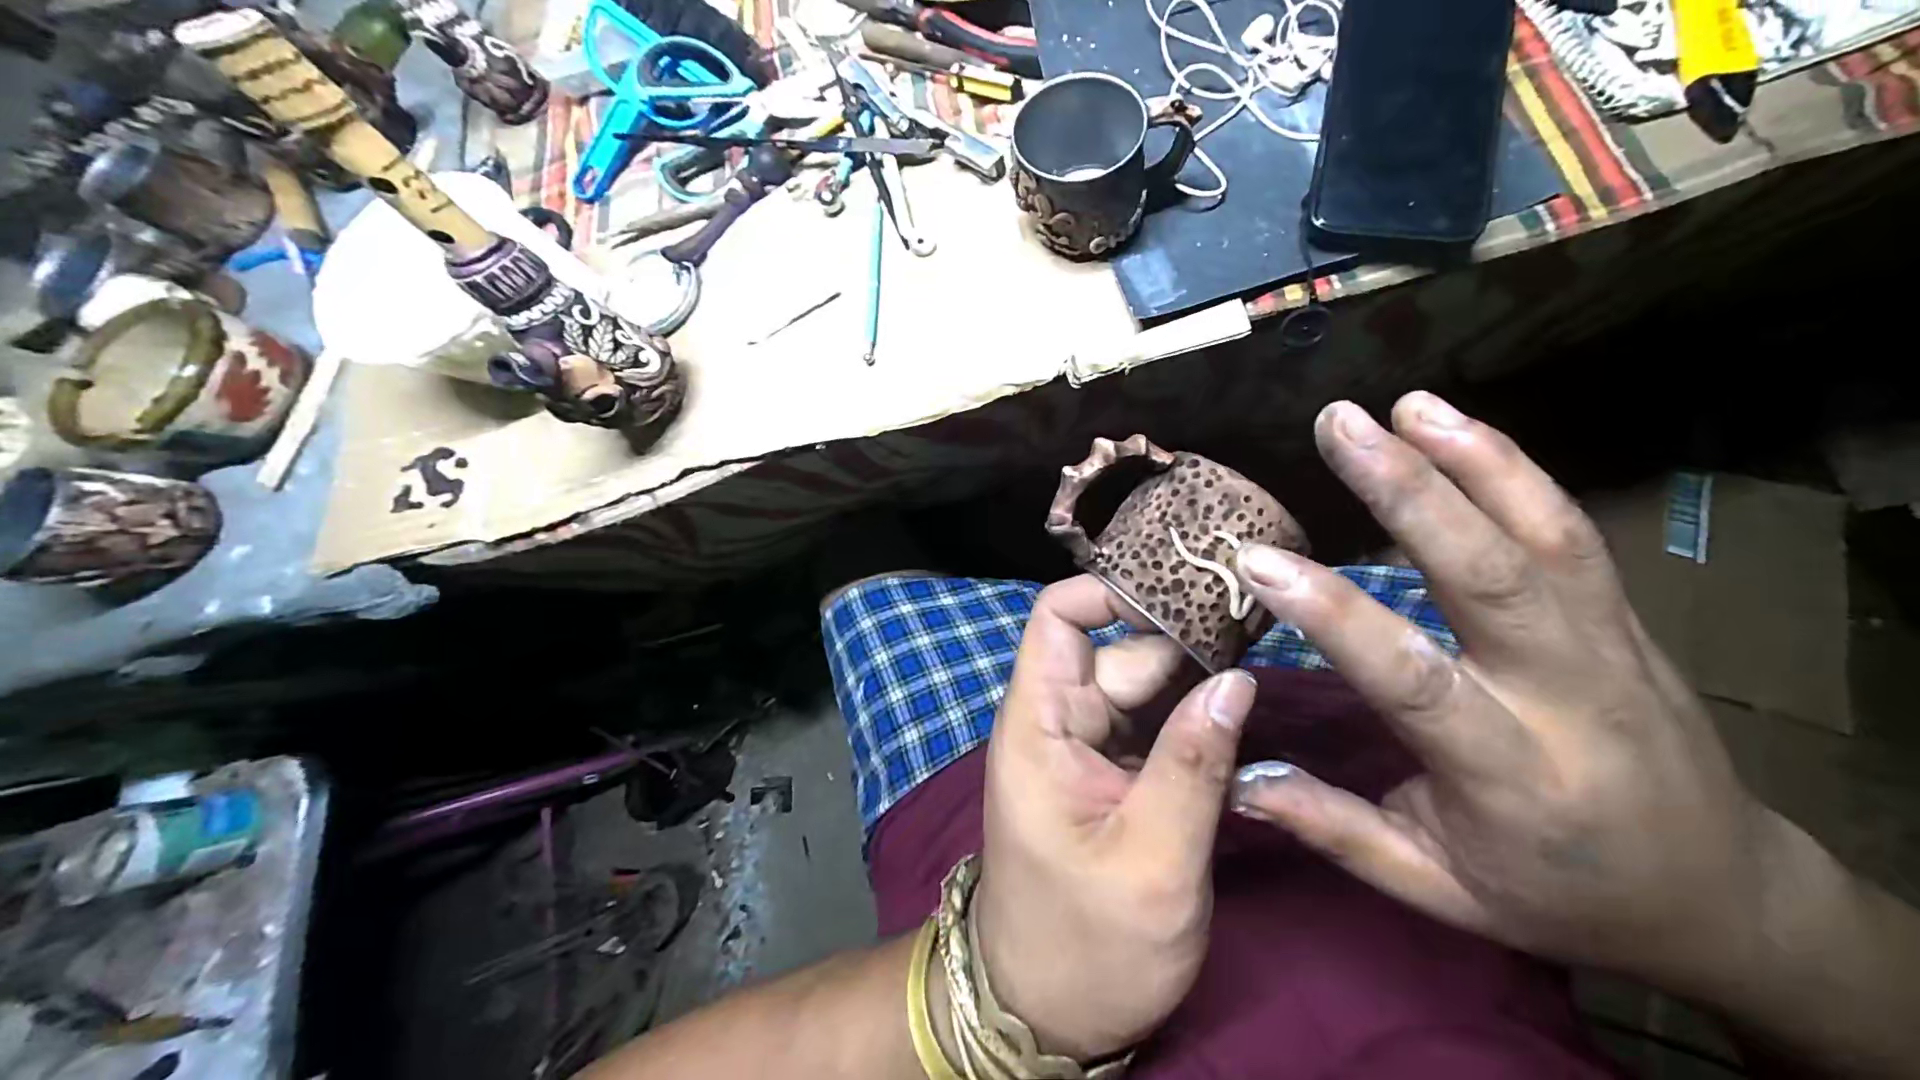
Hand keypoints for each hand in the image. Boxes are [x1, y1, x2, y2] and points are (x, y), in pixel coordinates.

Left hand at [972, 576, 1257, 1059]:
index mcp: (1039, 725)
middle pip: (1115, 650)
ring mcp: (1082, 747)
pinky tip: (1237, 718)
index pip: (1057, 619)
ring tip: (1261, 672)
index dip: (1113, 595)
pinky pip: (1149, 725)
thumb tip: (1238, 679)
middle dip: (1180, 645)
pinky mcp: (1108, 774)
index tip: (1190, 601)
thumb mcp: (1153, 860)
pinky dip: (1188, 720)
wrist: (1046, 1010)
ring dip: (1192, 683)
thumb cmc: (1086, 945)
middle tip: (1261, 640)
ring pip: (1139, 686)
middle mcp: (1056, 722)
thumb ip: (1194, 764)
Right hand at [1227, 393, 1783, 996]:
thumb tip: (1236, 777)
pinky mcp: (1620, 618)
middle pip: (1490, 577)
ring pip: (1541, 536)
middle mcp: (1567, 695)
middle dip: (1408, 492)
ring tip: (1400, 404)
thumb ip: (1337, 830)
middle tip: (1339, 426)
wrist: (1719, 894)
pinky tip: (1456, 427)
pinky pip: (1568, 532)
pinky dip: (1512, 470)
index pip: (1414, 678)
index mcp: (1511, 773)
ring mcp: (1608, 646)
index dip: (1333, 615)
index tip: (1259, 560)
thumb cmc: (1558, 895)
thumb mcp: (1439, 892)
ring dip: (1469, 459)